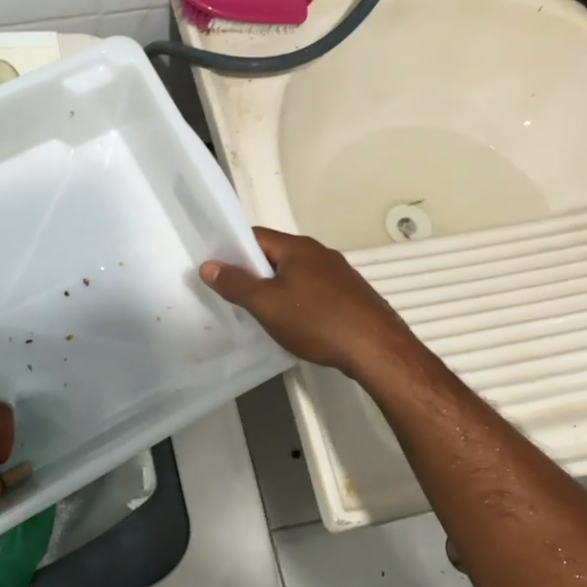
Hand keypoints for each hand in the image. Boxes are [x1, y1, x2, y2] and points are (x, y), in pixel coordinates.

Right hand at [201, 227, 422, 381]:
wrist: (377, 349)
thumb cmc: (316, 321)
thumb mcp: (266, 304)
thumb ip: (236, 284)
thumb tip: (209, 265)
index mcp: (297, 247)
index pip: (255, 236)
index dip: (232, 250)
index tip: (217, 270)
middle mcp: (319, 253)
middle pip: (276, 255)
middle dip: (255, 273)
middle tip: (236, 297)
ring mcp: (339, 274)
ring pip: (297, 275)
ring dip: (278, 289)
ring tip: (265, 314)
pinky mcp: (351, 296)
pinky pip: (315, 291)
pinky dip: (300, 302)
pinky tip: (298, 325)